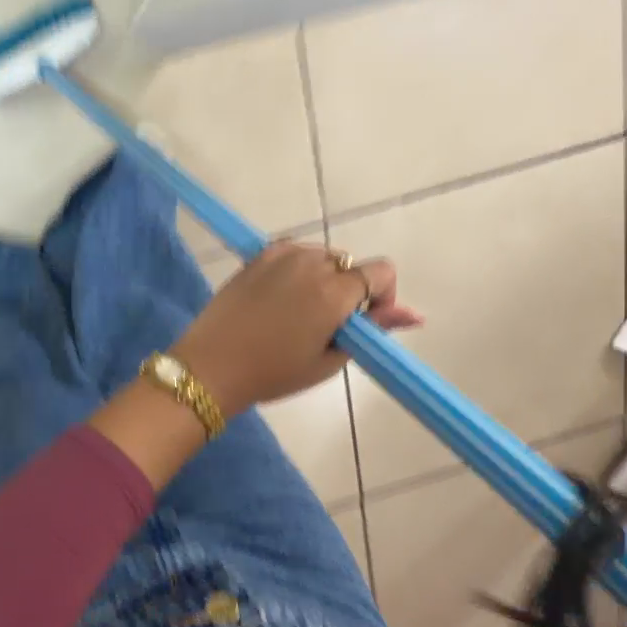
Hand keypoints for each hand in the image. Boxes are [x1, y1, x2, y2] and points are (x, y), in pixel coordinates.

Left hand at [170, 242, 422, 417]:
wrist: (211, 367)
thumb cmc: (273, 373)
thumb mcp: (329, 359)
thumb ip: (372, 330)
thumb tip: (415, 316)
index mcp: (333, 290)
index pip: (382, 270)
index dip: (381, 297)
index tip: (361, 323)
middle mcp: (310, 262)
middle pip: (349, 264)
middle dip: (348, 289)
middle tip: (323, 326)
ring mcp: (280, 254)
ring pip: (321, 257)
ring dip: (321, 278)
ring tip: (297, 314)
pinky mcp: (257, 255)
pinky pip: (293, 253)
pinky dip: (296, 270)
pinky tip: (279, 299)